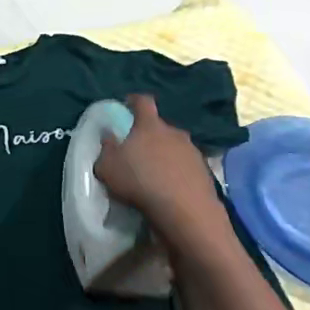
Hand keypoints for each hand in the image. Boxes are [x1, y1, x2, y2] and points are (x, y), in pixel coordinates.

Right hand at [95, 94, 226, 240]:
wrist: (183, 209)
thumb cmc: (140, 181)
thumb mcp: (108, 167)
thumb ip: (106, 149)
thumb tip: (108, 137)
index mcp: (149, 125)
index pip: (143, 101)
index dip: (133, 101)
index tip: (126, 105)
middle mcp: (174, 132)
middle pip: (159, 127)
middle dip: (149, 135)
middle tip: (137, 150)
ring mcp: (192, 151)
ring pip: (174, 147)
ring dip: (165, 155)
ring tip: (154, 174)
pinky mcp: (203, 171)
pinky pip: (185, 166)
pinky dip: (177, 173)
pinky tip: (168, 188)